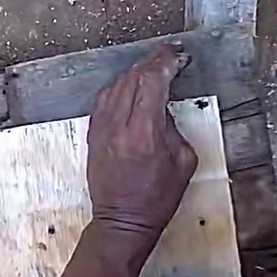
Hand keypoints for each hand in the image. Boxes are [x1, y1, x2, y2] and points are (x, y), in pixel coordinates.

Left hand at [86, 46, 196, 261]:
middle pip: (132, 77)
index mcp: (144, 134)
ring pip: (116, 85)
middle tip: (168, 56)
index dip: (166, 62)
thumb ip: (173, 126)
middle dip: (152, 62)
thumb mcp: (183, 161)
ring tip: (152, 68)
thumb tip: (163, 105)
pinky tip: (129, 86)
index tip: (177, 56)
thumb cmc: (156, 198)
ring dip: (135, 73)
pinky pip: (103, 100)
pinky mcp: (92, 134)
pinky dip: (118, 87)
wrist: (122, 221)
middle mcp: (118, 127)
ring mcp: (101, 130)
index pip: (152, 81)